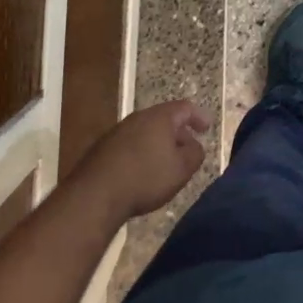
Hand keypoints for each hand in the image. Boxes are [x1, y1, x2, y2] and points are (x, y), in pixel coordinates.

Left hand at [70, 100, 210, 223]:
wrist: (96, 194)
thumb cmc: (145, 178)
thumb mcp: (181, 169)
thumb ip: (195, 154)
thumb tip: (195, 145)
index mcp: (160, 117)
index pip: (185, 108)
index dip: (199, 116)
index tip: (207, 128)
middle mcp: (138, 117)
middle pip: (163, 119)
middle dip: (178, 132)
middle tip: (188, 148)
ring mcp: (117, 132)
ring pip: (146, 132)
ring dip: (159, 144)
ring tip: (166, 163)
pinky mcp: (103, 148)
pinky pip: (130, 144)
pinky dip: (142, 153)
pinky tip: (142, 173)